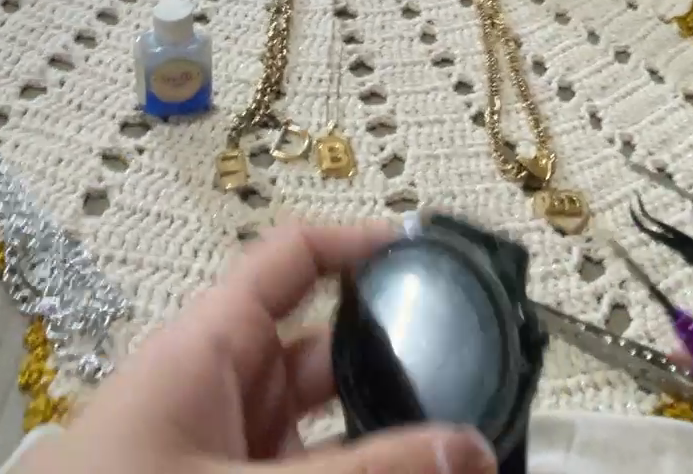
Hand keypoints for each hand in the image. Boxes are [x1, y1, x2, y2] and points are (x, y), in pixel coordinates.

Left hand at [20, 223, 495, 473]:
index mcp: (212, 339)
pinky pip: (316, 466)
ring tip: (468, 432)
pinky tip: (419, 473)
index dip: (360, 241)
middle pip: (329, 344)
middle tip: (480, 366)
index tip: (433, 250)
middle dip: (398, 354)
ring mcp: (237, 440)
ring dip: (389, 427)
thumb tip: (472, 449)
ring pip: (330, 420)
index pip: (294, 257)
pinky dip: (362, 471)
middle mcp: (230, 380)